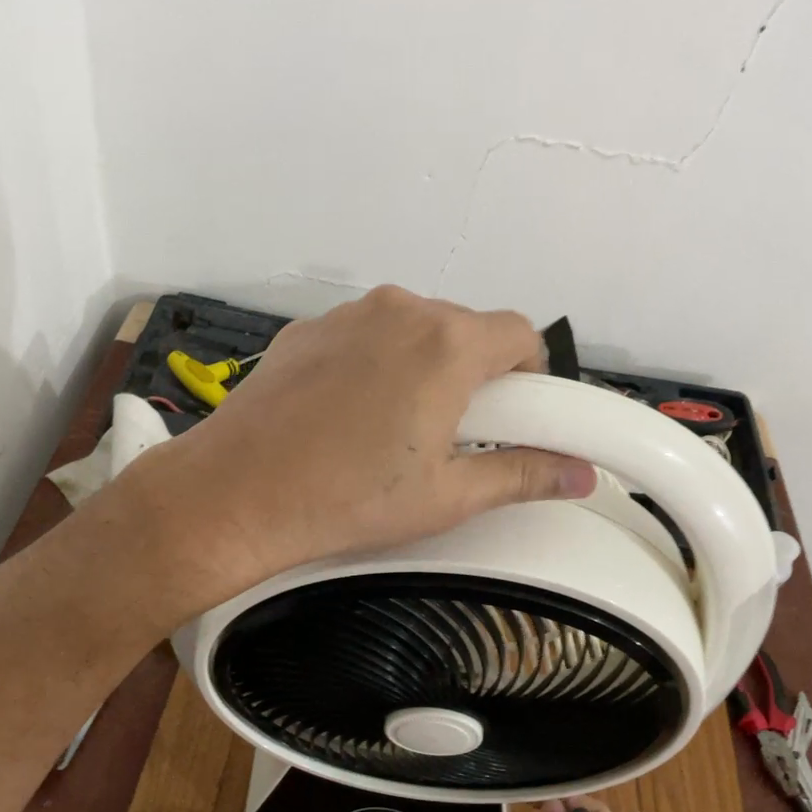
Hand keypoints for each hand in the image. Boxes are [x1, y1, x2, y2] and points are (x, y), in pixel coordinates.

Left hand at [117, 286, 595, 610]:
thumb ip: (521, 474)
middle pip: (463, 329)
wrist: (236, 495)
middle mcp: (398, 312)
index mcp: (447, 345)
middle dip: (472, 375)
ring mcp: (346, 317)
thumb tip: (575, 474)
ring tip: (393, 431)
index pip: (521, 334)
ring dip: (419, 367)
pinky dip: (371, 366)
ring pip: (409, 331)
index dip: (529, 376)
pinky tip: (346, 419)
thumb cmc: (346, 499)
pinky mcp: (305, 332)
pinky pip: (361, 338)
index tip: (517, 415)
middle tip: (454, 435)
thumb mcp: (447, 496)